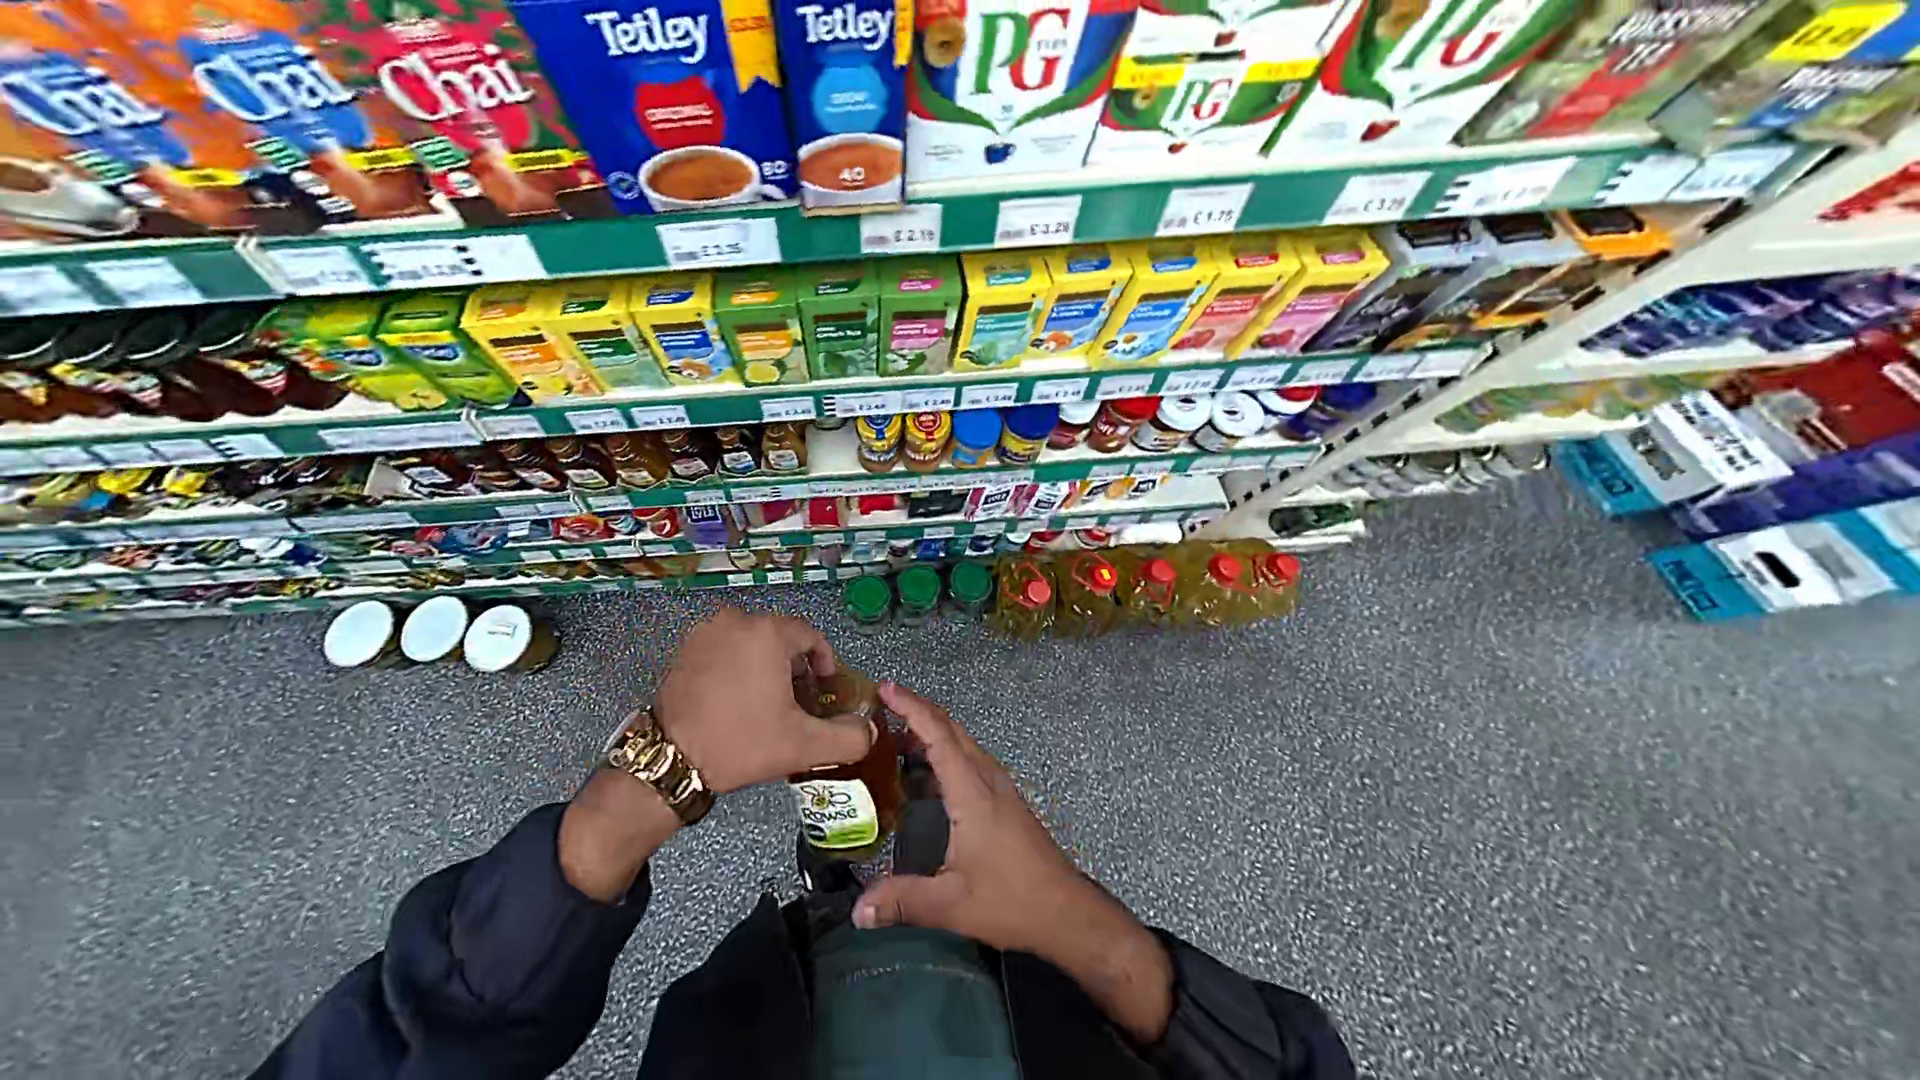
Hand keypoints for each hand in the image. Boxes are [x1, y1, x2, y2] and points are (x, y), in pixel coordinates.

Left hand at [559, 610, 872, 902]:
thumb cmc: (740, 743)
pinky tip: (737, 699)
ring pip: (753, 641)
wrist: (670, 760)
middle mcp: (737, 621)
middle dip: (795, 666)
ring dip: (766, 665)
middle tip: (797, 701)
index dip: (825, 663)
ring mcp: (706, 632)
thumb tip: (868, 730)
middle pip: (782, 637)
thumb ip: (849, 737)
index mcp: (768, 633)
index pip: (812, 637)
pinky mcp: (685, 648)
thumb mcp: (804, 745)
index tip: (824, 689)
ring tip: (767, 702)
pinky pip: (726, 647)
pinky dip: (738, 665)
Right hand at [854, 683, 1173, 1044]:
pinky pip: (968, 760)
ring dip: (931, 729)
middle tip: (881, 703)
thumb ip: (902, 901)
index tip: (886, 687)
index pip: (938, 735)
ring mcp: (998, 787)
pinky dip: (943, 751)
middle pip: (951, 729)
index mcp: (973, 792)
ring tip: (894, 733)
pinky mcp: (1002, 799)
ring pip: (961, 743)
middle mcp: (987, 779)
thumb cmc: (1011, 901)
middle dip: (917, 709)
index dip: (912, 707)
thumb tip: (856, 911)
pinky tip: (922, 773)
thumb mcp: (951, 904)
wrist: (1065, 910)